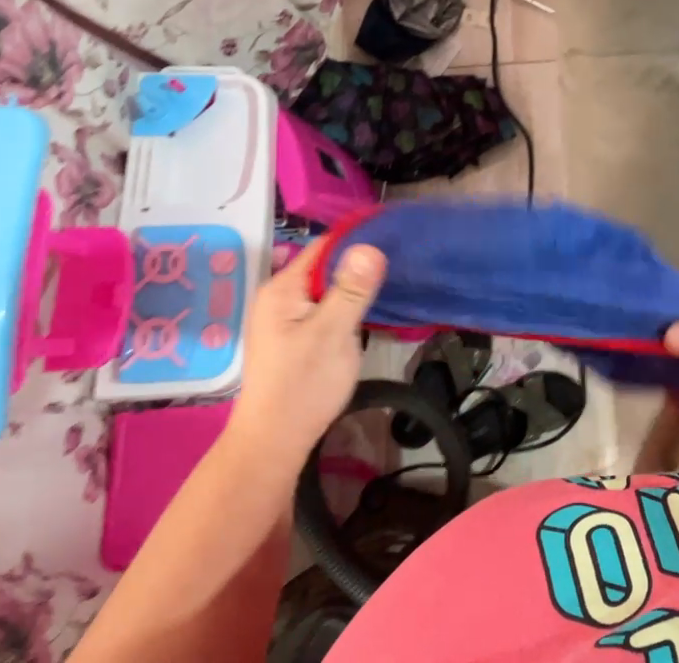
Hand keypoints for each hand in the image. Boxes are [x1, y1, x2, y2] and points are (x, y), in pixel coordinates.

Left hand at [226, 242, 385, 458]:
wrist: (274, 441)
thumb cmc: (303, 386)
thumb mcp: (332, 333)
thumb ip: (351, 290)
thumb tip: (370, 245)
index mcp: (282, 289)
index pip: (325, 246)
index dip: (359, 239)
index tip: (397, 236)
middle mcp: (280, 297)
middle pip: (327, 266)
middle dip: (361, 264)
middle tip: (403, 261)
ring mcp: (286, 318)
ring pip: (328, 289)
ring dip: (356, 287)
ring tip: (395, 281)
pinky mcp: (296, 336)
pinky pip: (326, 307)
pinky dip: (348, 306)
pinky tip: (371, 311)